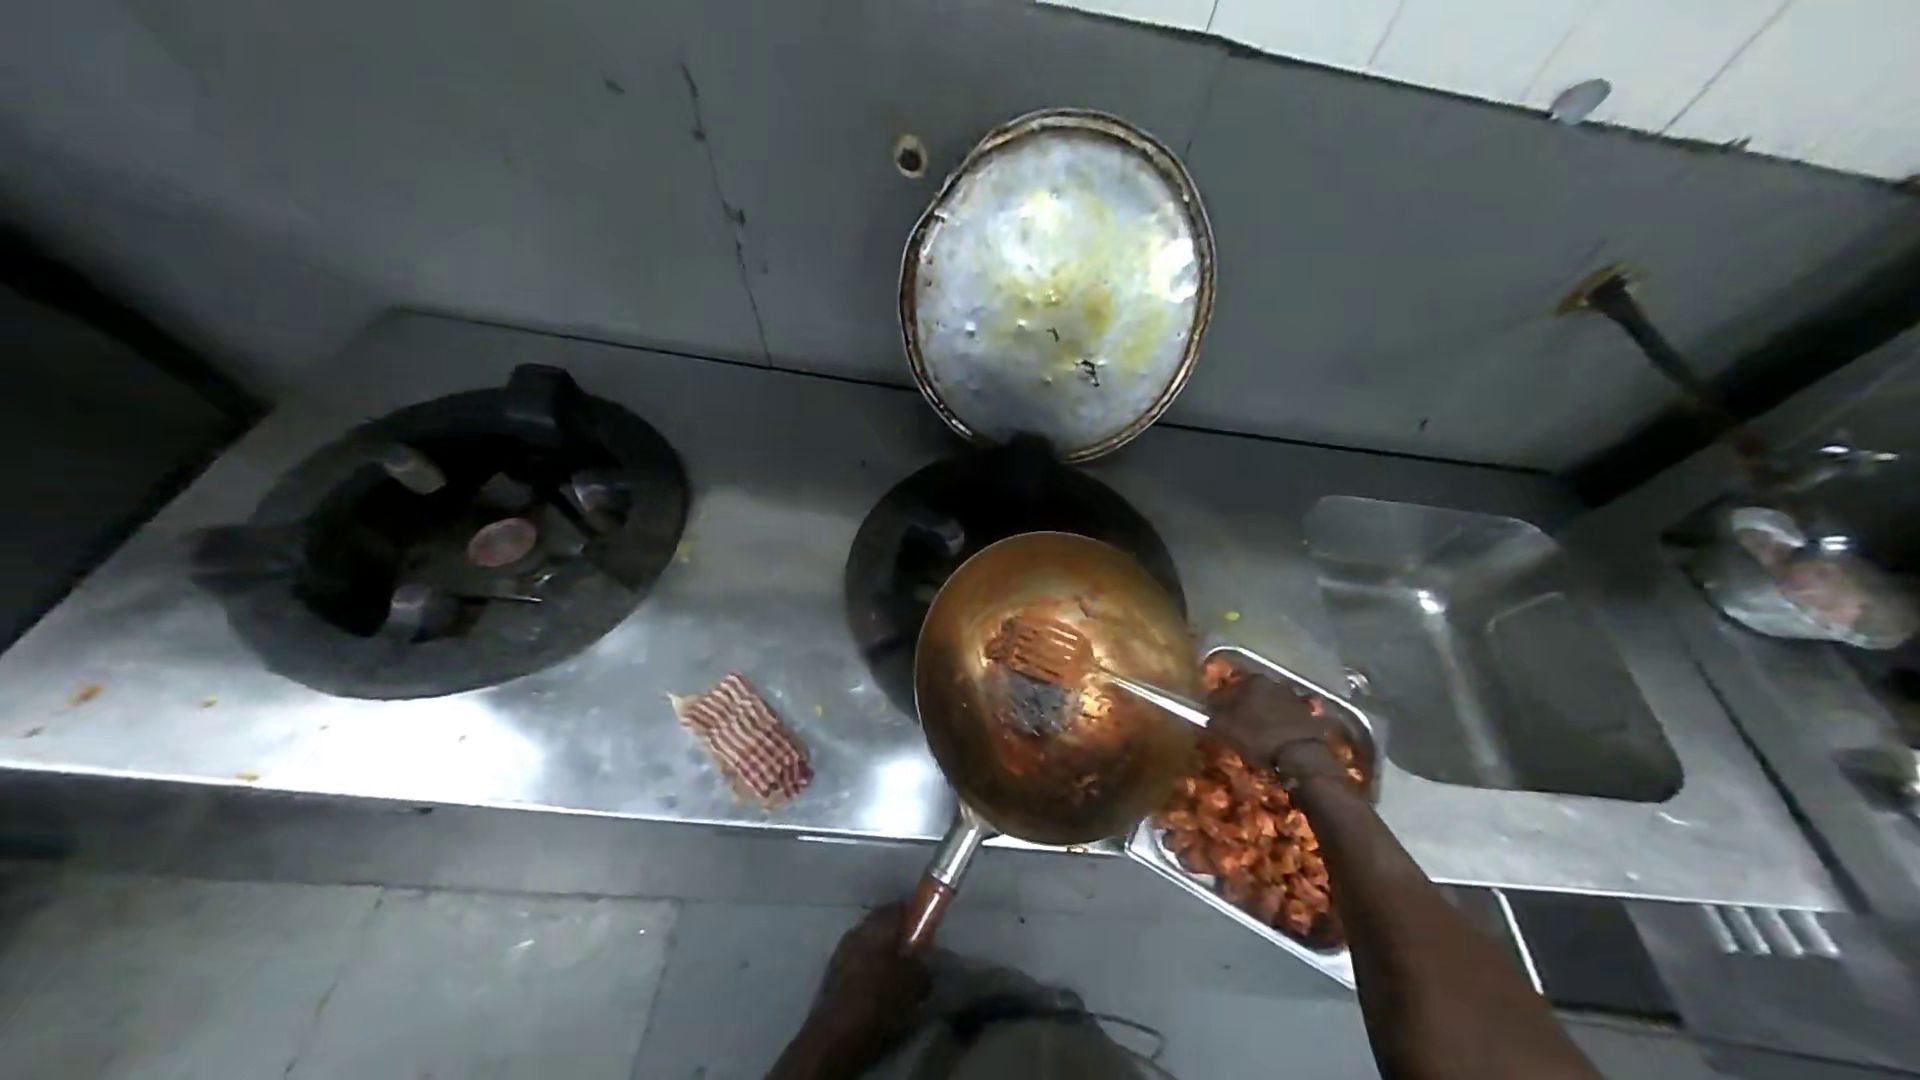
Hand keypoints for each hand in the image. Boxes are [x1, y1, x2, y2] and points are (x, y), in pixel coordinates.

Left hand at [800, 903, 930, 1060]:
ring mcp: (841, 950)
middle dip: (898, 933)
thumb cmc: (878, 1001)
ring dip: (882, 951)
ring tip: (897, 971)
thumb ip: (922, 966)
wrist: (834, 1037)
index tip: (927, 926)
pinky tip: (878, 985)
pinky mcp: (832, 972)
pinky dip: (870, 966)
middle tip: (914, 951)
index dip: (915, 913)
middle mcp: (857, 930)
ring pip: (869, 942)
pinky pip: (858, 959)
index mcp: (877, 926)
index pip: (899, 906)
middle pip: (882, 923)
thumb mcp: (913, 985)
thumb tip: (924, 962)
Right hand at [1207, 675, 1346, 784]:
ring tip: (1255, 730)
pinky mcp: (1306, 711)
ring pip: (1267, 702)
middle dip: (1239, 705)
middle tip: (1233, 722)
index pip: (1224, 690)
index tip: (1212, 715)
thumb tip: (1211, 713)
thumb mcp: (1225, 729)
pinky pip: (1284, 714)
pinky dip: (1278, 720)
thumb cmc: (1258, 738)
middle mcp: (1271, 682)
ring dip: (1260, 712)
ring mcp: (1291, 695)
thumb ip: (1213, 717)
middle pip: (1247, 693)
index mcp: (1250, 681)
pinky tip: (1274, 733)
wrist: (1301, 754)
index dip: (1215, 704)